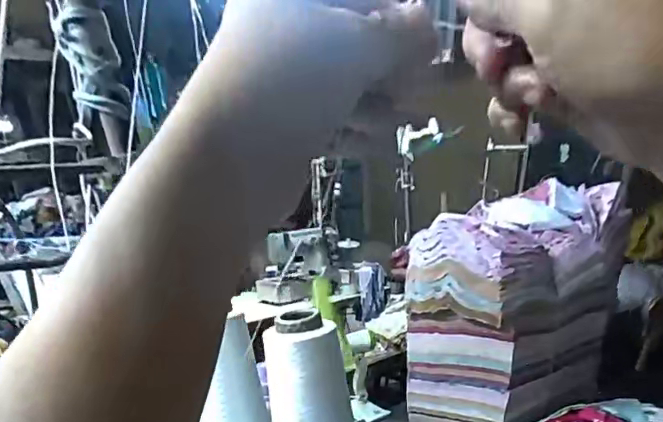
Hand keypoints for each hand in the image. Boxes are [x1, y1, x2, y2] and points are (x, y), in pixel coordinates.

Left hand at [204, 0, 435, 151]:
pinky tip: (381, 142)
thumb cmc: (292, 85)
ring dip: (377, 101)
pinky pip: (329, 122)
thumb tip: (429, 25)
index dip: (397, 15)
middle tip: (419, 85)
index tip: (428, 41)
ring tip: (402, 118)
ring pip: (343, 84)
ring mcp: (282, 82)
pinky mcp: (285, 128)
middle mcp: (283, 29)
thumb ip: (398, 35)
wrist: (232, 164)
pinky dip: (356, 131)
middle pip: (351, 39)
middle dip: (389, 63)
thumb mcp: (354, 47)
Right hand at [460, 0, 662, 194]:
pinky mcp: (565, 83)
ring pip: (503, 57)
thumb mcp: (549, 8)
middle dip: (489, 45)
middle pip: (496, 14)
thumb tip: (468, 0)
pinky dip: (513, 109)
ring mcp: (565, 39)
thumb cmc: (620, 44)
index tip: (486, 29)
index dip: (482, 6)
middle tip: (499, 67)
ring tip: (536, 97)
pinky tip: (522, 124)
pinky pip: (519, 92)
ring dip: (505, 83)